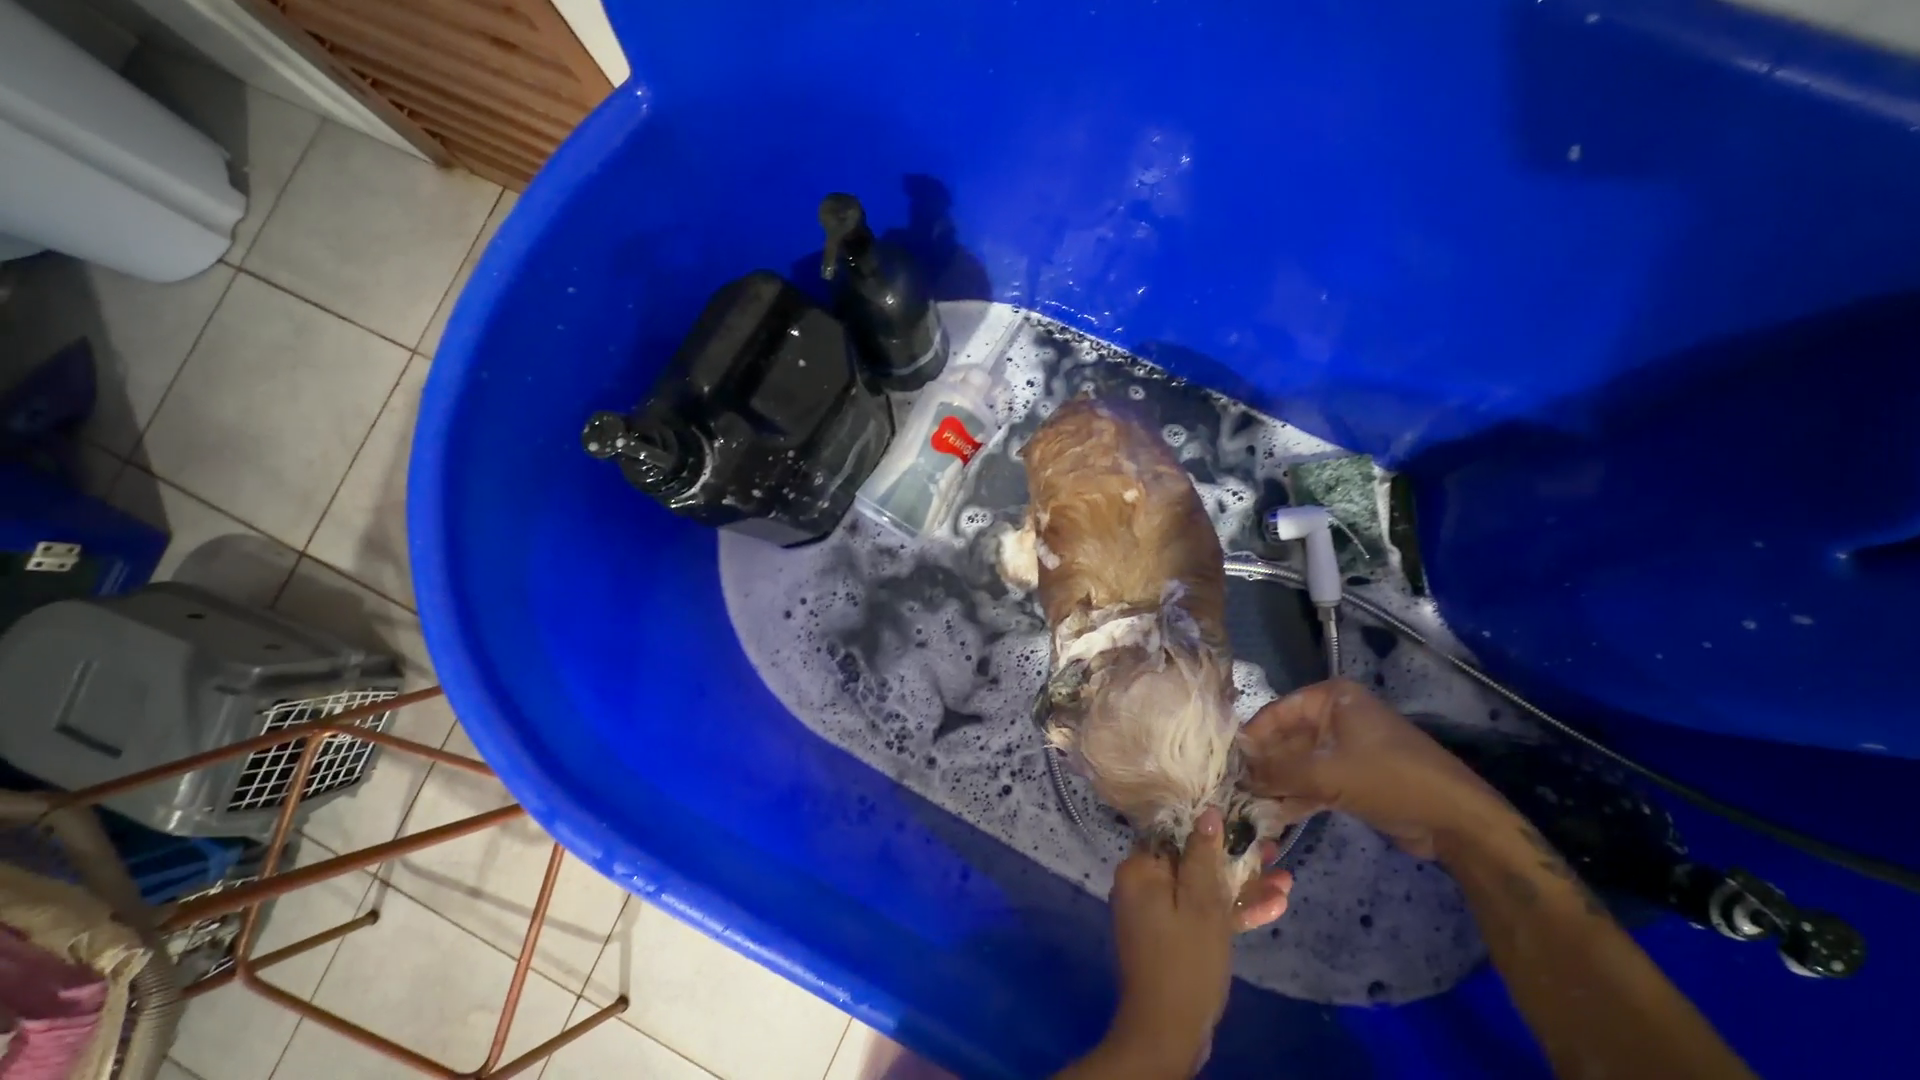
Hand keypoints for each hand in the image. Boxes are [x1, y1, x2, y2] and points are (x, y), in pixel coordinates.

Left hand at [1095, 810, 1288, 1078]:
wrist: (1168, 1032)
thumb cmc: (1185, 961)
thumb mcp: (1201, 904)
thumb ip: (1203, 856)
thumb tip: (1206, 813)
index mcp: (1139, 870)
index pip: (1173, 832)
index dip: (1209, 825)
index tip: (1242, 818)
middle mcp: (1143, 886)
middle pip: (1192, 859)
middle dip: (1234, 858)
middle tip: (1273, 849)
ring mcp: (1158, 914)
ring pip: (1202, 888)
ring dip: (1242, 886)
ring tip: (1285, 878)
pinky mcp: (1174, 938)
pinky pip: (1202, 914)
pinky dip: (1231, 911)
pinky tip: (1274, 905)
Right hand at [1238, 679, 1500, 857]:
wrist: (1453, 819)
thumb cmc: (1389, 778)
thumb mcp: (1326, 773)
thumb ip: (1276, 771)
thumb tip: (1236, 775)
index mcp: (1332, 699)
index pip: (1276, 712)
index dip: (1250, 737)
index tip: (1222, 762)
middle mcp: (1336, 718)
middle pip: (1285, 739)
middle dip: (1261, 764)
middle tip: (1229, 787)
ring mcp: (1345, 750)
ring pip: (1298, 764)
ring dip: (1275, 784)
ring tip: (1244, 805)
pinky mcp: (1352, 779)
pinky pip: (1313, 783)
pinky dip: (1294, 797)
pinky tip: (1270, 816)